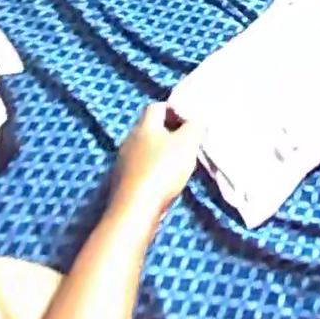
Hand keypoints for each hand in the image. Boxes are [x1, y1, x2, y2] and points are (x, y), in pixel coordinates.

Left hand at [110, 103, 203, 219]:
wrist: (134, 212)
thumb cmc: (163, 169)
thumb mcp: (188, 142)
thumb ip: (195, 125)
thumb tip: (197, 118)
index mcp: (144, 126)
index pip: (157, 106)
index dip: (175, 110)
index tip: (189, 120)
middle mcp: (129, 140)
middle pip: (151, 128)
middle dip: (169, 132)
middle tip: (187, 140)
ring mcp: (122, 163)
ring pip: (145, 150)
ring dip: (160, 153)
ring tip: (178, 163)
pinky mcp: (121, 184)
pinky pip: (140, 169)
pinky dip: (152, 171)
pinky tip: (164, 181)